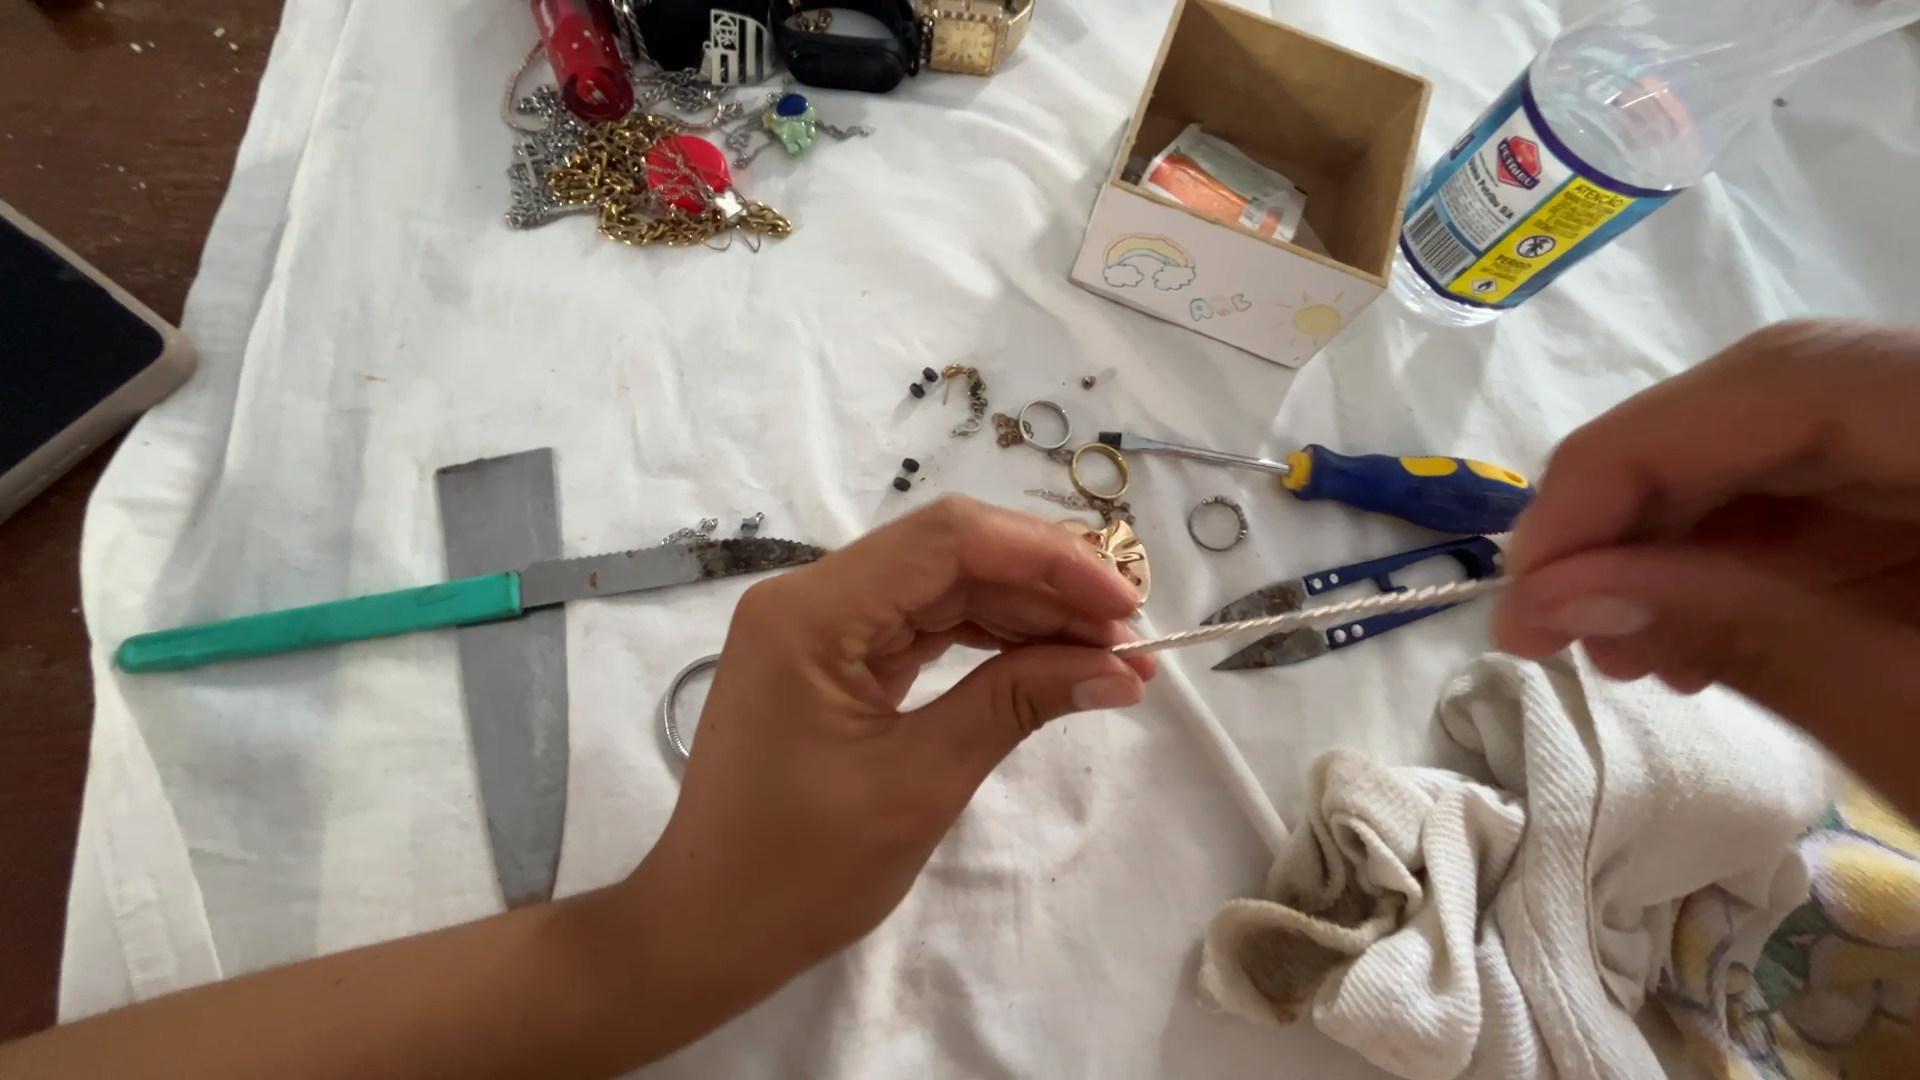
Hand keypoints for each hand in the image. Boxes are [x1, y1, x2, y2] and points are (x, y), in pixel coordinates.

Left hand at [628, 497, 1153, 996]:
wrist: (707, 929)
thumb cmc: (799, 872)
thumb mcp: (921, 783)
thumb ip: (1018, 703)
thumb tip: (1118, 669)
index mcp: (812, 611)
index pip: (948, 540)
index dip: (1048, 557)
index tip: (1124, 601)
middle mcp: (812, 594)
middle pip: (951, 553)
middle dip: (1048, 587)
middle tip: (1129, 635)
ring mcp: (822, 620)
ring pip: (946, 585)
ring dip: (1028, 612)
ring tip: (1106, 653)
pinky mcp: (837, 651)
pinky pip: (927, 623)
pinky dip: (992, 638)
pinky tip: (1048, 660)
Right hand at [1493, 320, 1919, 813]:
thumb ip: (1744, 637)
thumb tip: (1552, 594)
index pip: (1789, 384)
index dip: (1623, 463)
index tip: (1530, 571)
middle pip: (1763, 411)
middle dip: (1625, 514)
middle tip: (1546, 616)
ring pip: (1769, 457)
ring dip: (1660, 546)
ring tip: (1611, 646)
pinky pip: (1810, 503)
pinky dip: (1720, 567)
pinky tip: (1683, 638)